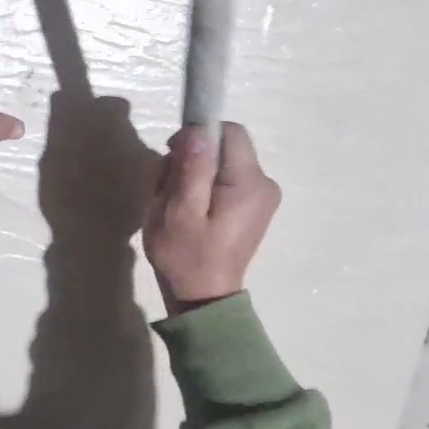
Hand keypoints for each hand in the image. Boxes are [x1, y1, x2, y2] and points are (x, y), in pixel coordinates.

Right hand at [142, 123, 280, 312]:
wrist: (202, 296)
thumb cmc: (186, 255)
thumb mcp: (179, 211)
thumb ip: (191, 170)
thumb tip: (197, 131)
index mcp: (249, 183)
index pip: (229, 132)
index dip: (197, 135)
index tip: (172, 157)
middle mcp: (263, 183)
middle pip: (222, 146)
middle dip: (189, 158)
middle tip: (166, 188)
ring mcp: (259, 195)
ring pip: (218, 161)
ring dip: (190, 173)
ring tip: (173, 203)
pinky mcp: (249, 205)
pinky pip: (221, 178)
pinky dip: (199, 185)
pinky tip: (186, 209)